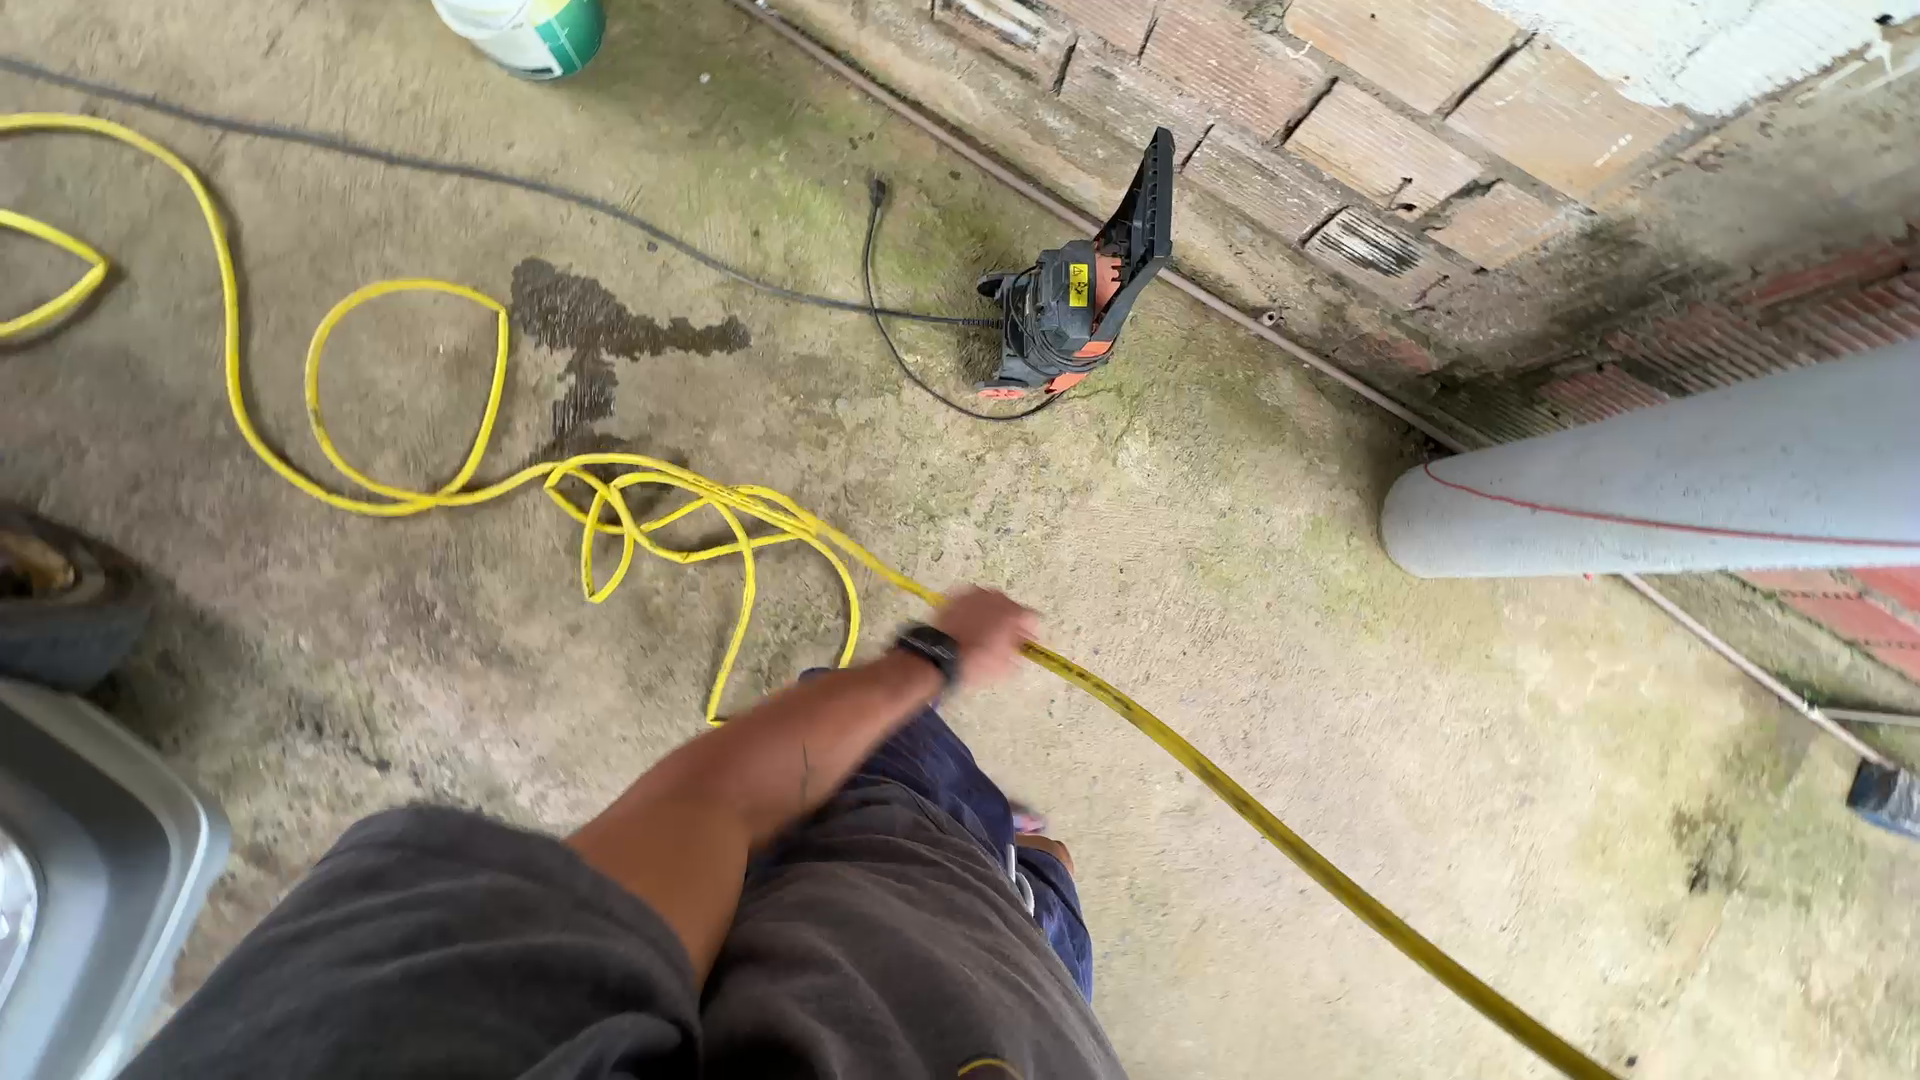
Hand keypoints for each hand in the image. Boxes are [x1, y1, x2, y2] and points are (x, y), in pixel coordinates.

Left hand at [931, 586, 1037, 686]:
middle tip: (1005, 635)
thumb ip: (1018, 652)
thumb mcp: (1005, 665)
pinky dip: (974, 610)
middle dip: (1010, 620)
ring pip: (990, 601)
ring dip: (991, 613)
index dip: (1030, 630)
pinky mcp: (957, 596)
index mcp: (1012, 614)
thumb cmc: (974, 661)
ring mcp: (975, 595)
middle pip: (1010, 606)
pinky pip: (971, 601)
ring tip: (985, 629)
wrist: (941, 654)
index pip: (1031, 617)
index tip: (1027, 638)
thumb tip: (1019, 649)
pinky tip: (970, 623)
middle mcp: (996, 599)